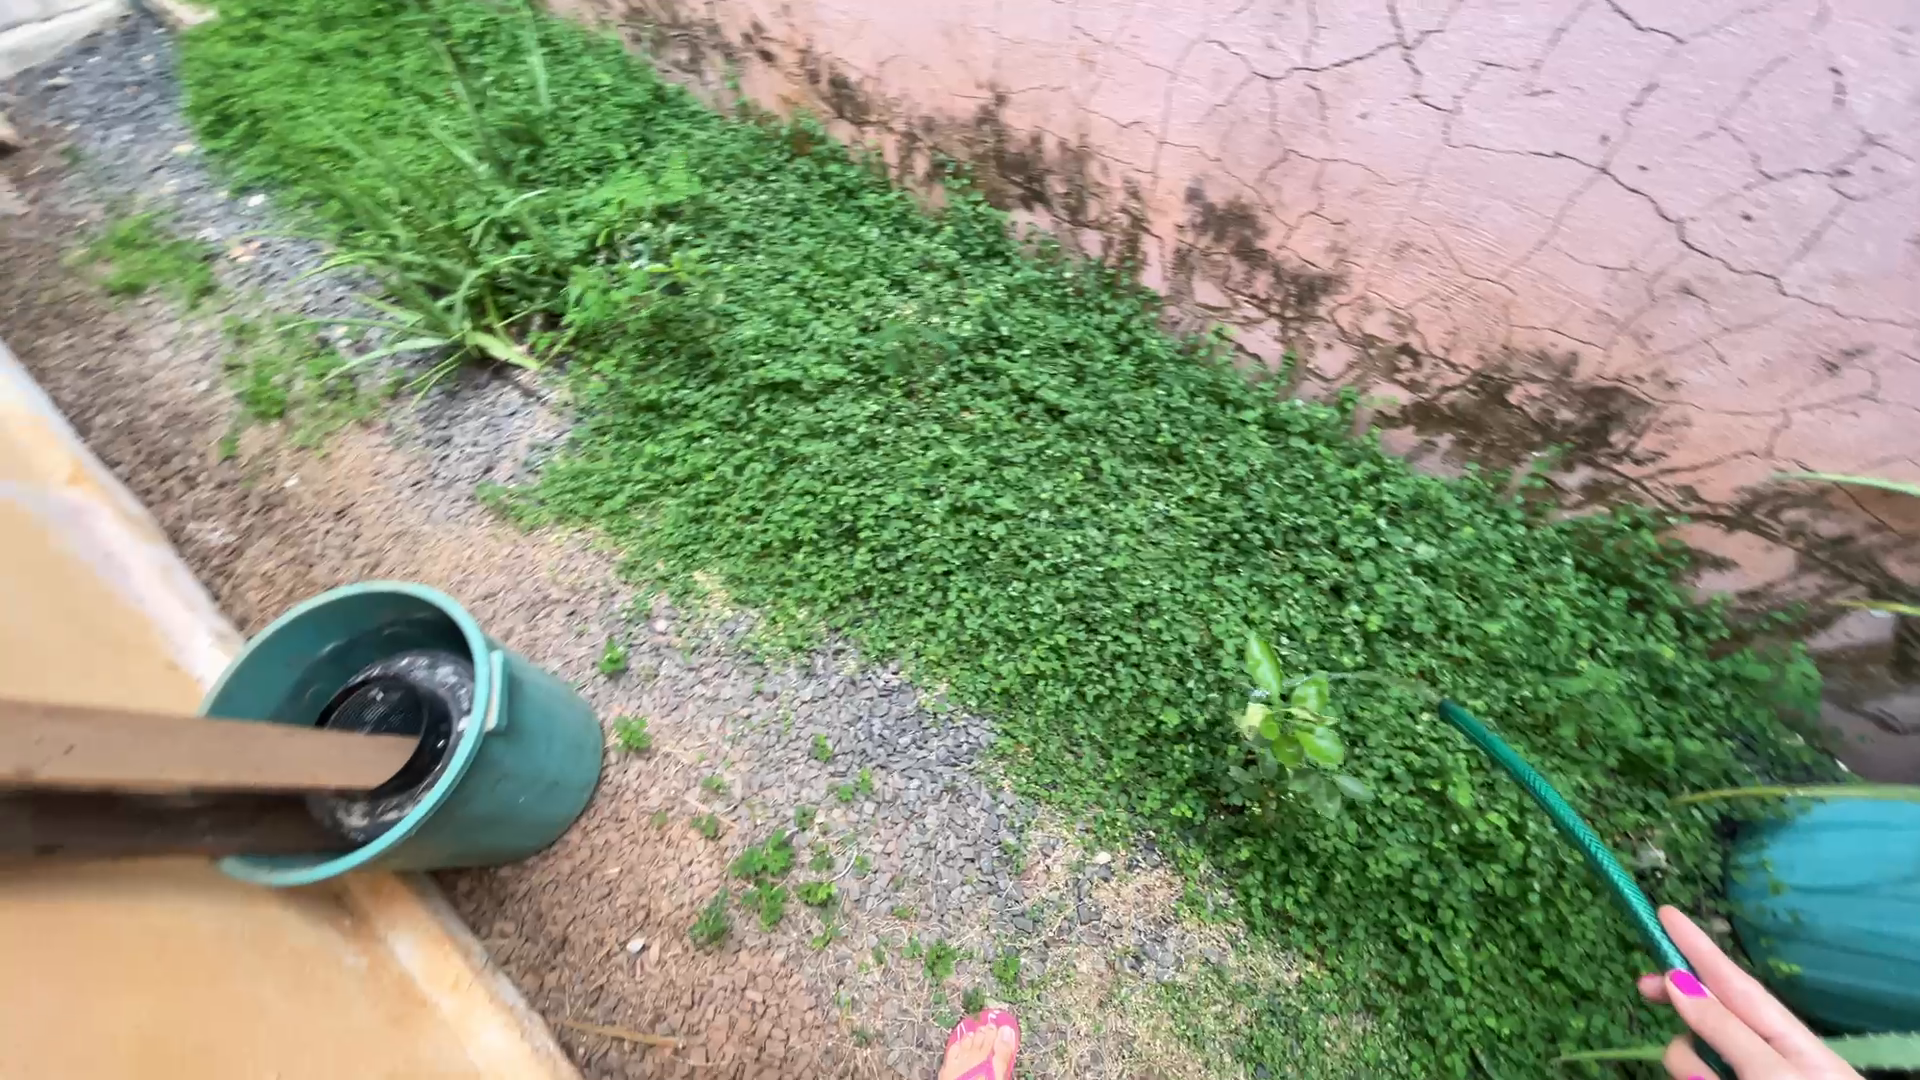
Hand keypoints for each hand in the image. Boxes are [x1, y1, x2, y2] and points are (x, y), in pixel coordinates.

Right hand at [1635, 906, 1859, 1079]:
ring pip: (1692, 1050)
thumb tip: (1675, 978)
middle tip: (1641, 990)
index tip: (1664, 912)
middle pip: (1706, 1010)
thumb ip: (1725, 1028)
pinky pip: (1694, 1074)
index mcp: (1791, 1042)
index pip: (1735, 983)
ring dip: (1689, 1064)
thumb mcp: (1776, 1076)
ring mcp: (1747, 1078)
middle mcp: (1767, 1056)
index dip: (1698, 946)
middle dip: (1674, 999)